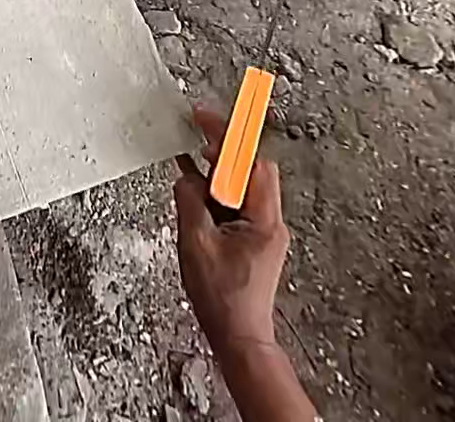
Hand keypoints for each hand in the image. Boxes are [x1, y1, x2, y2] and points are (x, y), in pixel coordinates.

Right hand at [174, 106, 290, 350]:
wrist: (237, 335)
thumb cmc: (222, 297)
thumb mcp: (196, 243)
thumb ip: (190, 201)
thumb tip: (186, 175)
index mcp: (263, 220)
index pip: (252, 165)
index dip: (230, 138)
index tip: (207, 119)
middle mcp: (267, 220)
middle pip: (248, 168)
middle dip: (221, 146)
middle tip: (195, 126)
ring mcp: (258, 227)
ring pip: (238, 182)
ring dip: (214, 166)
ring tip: (188, 150)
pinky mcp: (247, 235)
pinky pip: (230, 199)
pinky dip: (211, 185)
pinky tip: (191, 174)